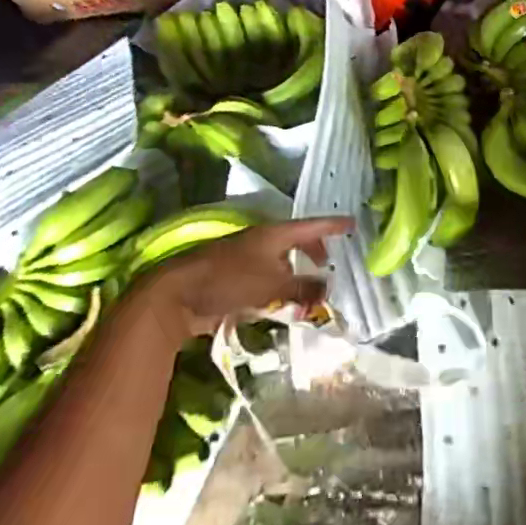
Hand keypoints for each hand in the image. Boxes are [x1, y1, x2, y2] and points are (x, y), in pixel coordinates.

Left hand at [135, 216, 350, 339]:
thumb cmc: (229, 281)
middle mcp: (260, 240)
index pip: (312, 225)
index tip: (352, 223)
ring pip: (277, 258)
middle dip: (312, 250)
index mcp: (274, 234)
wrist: (174, 295)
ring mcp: (242, 257)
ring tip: (303, 286)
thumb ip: (303, 289)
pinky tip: (276, 301)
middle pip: (294, 240)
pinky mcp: (228, 276)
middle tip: (326, 263)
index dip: (333, 225)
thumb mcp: (273, 286)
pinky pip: (262, 275)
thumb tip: (328, 291)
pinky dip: (275, 284)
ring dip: (292, 270)